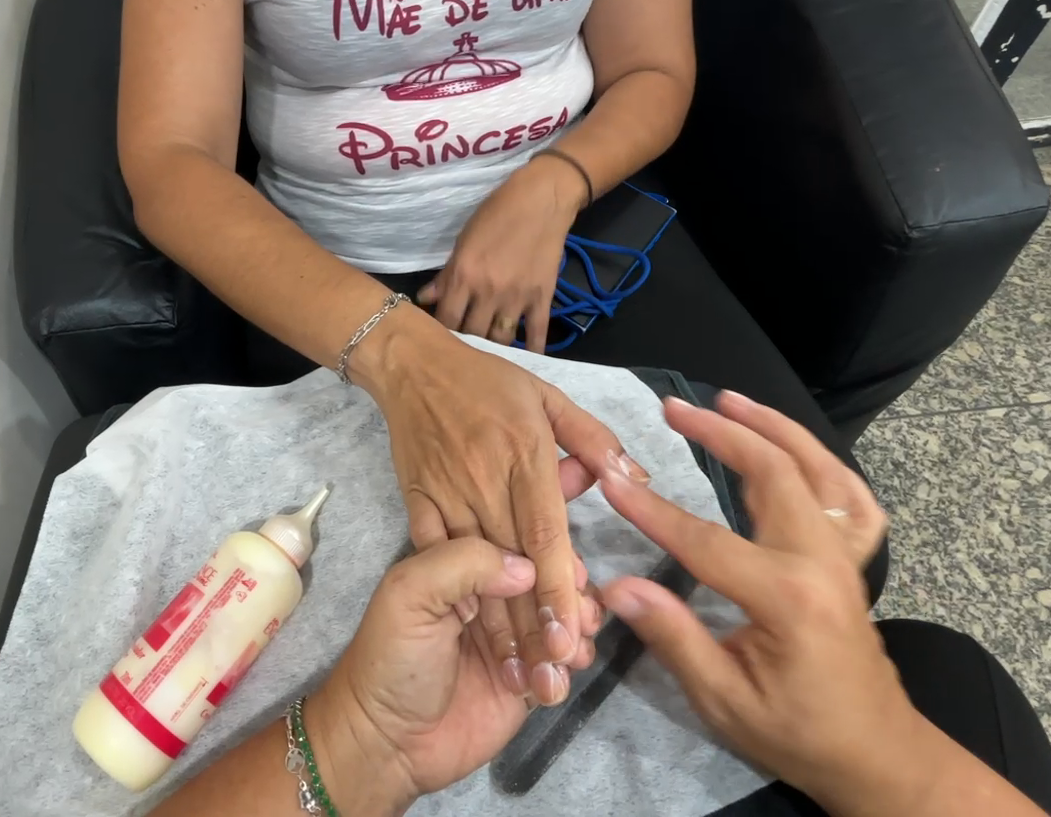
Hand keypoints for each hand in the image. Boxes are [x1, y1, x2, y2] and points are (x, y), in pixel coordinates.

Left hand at [304, 540, 607, 813]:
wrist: (387, 743)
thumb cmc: (391, 658)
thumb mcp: (411, 593)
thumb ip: (464, 564)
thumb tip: (528, 567)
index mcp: (461, 563)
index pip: (514, 539)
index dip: (547, 549)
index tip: (571, 565)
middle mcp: (490, 592)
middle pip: (545, 578)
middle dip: (569, 590)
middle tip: (579, 610)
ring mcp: (512, 635)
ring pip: (560, 616)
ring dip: (575, 625)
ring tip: (571, 645)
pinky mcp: (527, 679)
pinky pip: (562, 661)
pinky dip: (573, 660)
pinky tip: (566, 670)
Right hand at [352, 310, 623, 705]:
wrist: (414, 369)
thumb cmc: (488, 382)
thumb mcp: (547, 396)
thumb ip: (593, 438)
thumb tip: (636, 479)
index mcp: (524, 452)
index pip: (545, 529)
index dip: (558, 585)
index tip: (570, 636)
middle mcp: (485, 479)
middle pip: (513, 561)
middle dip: (531, 625)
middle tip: (552, 682)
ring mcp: (447, 493)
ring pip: (475, 568)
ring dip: (495, 624)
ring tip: (517, 677)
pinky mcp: (418, 501)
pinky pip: (433, 553)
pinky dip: (451, 591)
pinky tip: (469, 632)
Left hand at [418, 153, 585, 352]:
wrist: (542, 200)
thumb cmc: (496, 214)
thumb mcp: (464, 241)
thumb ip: (446, 275)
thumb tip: (425, 298)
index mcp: (464, 275)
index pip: (445, 319)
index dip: (439, 334)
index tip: (438, 340)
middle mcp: (488, 291)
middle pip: (471, 334)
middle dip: (465, 345)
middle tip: (460, 351)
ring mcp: (517, 297)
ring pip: (500, 339)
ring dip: (493, 350)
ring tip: (487, 357)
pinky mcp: (543, 298)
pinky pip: (536, 333)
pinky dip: (531, 351)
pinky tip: (526, 365)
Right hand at [588, 395, 935, 814]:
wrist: (879, 757)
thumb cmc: (797, 734)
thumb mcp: (724, 700)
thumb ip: (672, 637)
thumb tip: (616, 588)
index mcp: (787, 598)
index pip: (704, 540)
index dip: (651, 509)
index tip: (610, 478)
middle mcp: (821, 562)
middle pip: (771, 473)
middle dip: (718, 432)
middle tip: (673, 407)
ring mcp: (845, 556)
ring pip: (816, 469)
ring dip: (772, 427)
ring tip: (729, 399)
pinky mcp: (854, 560)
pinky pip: (850, 497)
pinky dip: (823, 462)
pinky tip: (797, 446)